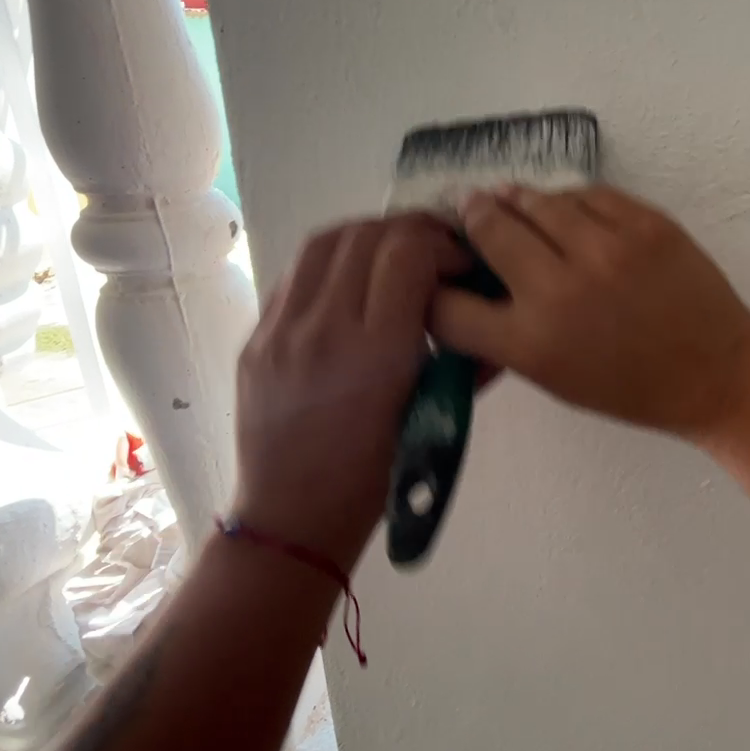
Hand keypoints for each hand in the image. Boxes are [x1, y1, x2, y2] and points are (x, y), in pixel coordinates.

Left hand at [232, 214, 467, 565]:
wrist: (291, 520)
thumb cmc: (375, 480)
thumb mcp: (433, 418)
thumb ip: (465, 360)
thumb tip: (494, 317)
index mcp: (375, 355)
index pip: (407, 254)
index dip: (442, 245)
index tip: (462, 264)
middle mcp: (322, 330)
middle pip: (367, 235)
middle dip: (412, 230)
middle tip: (437, 250)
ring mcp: (279, 330)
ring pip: (326, 241)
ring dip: (370, 233)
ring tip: (396, 251)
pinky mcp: (255, 336)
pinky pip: (297, 272)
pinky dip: (335, 258)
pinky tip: (354, 278)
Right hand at [431, 185, 749, 439]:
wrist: (717, 372)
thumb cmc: (632, 389)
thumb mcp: (557, 379)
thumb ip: (508, 338)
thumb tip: (471, 293)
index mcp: (531, 344)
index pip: (448, 306)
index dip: (434, 290)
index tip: (440, 273)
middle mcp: (560, 289)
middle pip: (488, 229)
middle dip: (471, 218)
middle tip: (469, 208)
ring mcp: (606, 249)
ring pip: (537, 200)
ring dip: (514, 198)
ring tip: (506, 196)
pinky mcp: (645, 223)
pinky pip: (589, 193)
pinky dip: (570, 199)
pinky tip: (564, 206)